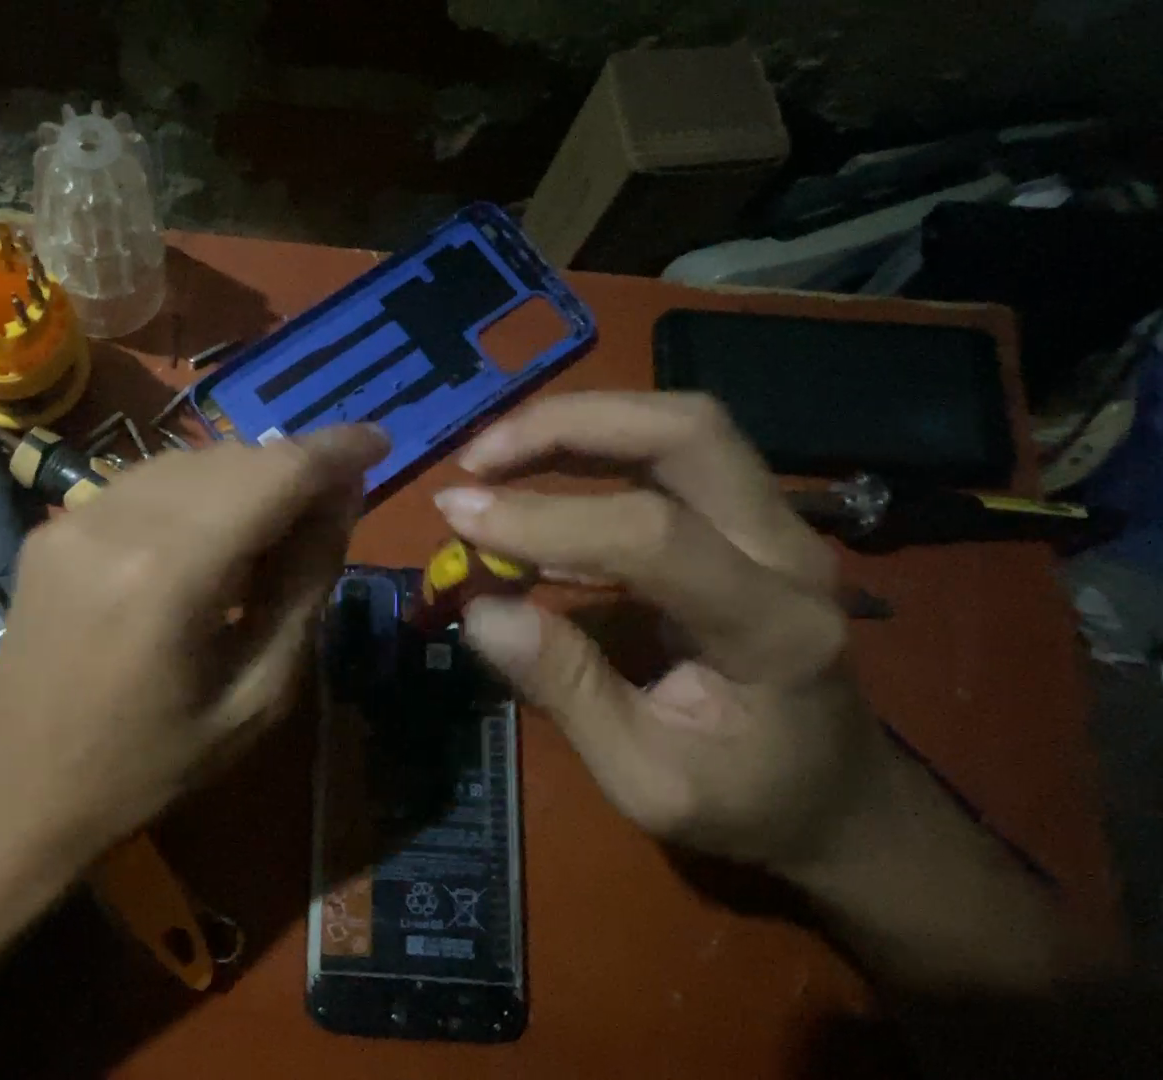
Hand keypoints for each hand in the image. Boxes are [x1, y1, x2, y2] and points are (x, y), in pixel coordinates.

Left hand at [0, 425, 389, 859]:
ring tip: (268, 531)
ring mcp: (72, 518)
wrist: (25, 786)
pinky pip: (141, 484)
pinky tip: (203, 540)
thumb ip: (304, 586)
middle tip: (328, 511)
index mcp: (171, 573)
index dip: (334, 450)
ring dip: (241, 479)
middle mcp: (115, 522)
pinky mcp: (50, 527)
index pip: (273, 474)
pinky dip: (190, 495)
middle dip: (291, 469)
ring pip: (185, 462)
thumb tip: (340, 502)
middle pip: (230, 458)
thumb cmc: (154, 762)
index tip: (378, 442)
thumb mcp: (258, 696)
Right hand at [436, 392, 896, 870]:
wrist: (842, 802)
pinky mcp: (749, 525)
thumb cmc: (746, 802)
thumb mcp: (646, 781)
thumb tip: (479, 610)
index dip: (543, 519)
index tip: (455, 521)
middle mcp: (788, 552)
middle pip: (688, 431)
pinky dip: (591, 451)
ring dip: (577, 424)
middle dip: (568, 425)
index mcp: (770, 629)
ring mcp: (777, 529)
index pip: (651, 536)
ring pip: (681, 425)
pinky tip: (532, 483)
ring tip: (491, 457)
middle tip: (476, 458)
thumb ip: (568, 691)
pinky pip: (669, 458)